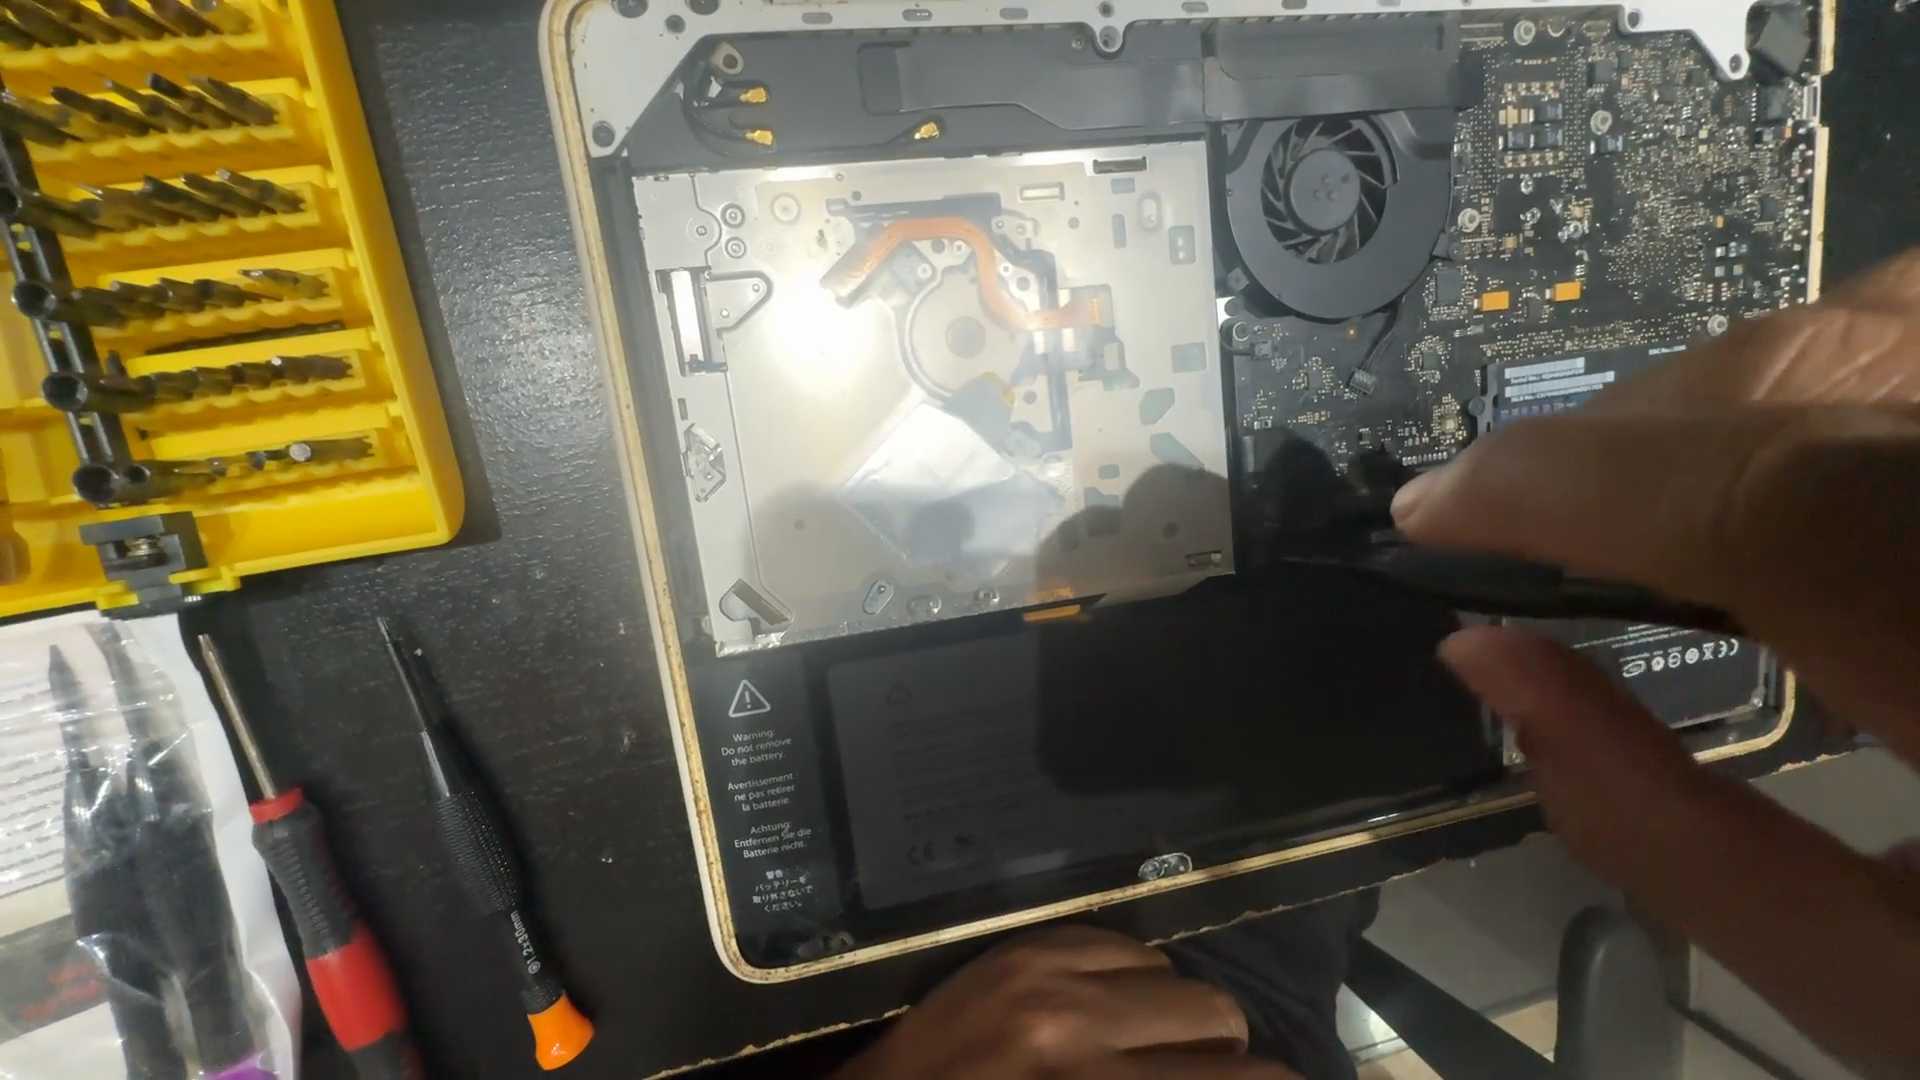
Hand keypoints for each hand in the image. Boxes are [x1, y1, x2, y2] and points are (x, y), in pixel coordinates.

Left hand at [834, 926, 1298, 1079]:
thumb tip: (1223, 1074)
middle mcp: (1080, 1025)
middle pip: (1216, 1017)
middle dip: (1225, 1054)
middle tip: (1203, 1072)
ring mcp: (1049, 971)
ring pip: (1174, 974)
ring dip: (1178, 1014)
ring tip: (1154, 1042)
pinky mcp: (1028, 942)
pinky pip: (1122, 944)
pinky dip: (1133, 978)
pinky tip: (1114, 1006)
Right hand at [1391, 250, 1919, 1078]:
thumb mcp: (1890, 990)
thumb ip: (1650, 821)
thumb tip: (1478, 652)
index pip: (1781, 499)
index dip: (1562, 481)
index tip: (1429, 512)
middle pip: (1814, 375)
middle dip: (1611, 443)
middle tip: (1520, 524)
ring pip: (1872, 318)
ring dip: (1705, 405)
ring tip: (1639, 498)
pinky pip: (1906, 328)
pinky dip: (1804, 380)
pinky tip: (1766, 458)